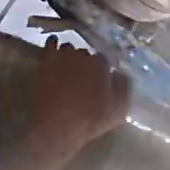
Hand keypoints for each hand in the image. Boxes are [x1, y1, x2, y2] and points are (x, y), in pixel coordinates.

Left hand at [24, 43, 129, 163]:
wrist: (56, 126)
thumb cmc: (89, 121)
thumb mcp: (118, 110)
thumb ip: (123, 87)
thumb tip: (121, 73)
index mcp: (102, 65)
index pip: (104, 60)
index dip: (101, 70)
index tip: (99, 78)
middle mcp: (84, 55)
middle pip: (86, 53)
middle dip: (85, 62)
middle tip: (83, 76)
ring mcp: (63, 56)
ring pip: (69, 47)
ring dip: (70, 54)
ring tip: (68, 66)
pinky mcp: (46, 60)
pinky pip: (50, 43)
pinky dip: (53, 43)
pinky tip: (54, 45)